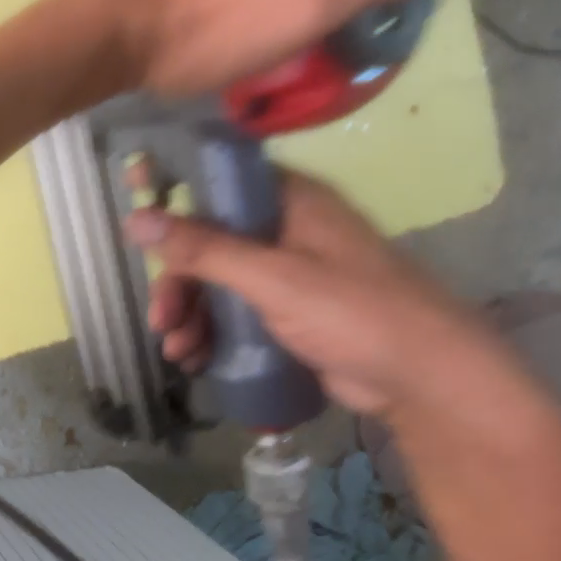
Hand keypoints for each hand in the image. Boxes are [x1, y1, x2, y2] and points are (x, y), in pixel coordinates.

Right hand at [125, 171, 506, 416]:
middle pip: (208, 242)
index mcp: (291, 203)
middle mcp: (287, 231)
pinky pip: (235, 312)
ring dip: (190, 315)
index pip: (221, 180)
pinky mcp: (290, 313)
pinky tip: (197, 359)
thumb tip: (134, 219)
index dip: (175, 188)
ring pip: (217, 282)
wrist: (425, 380)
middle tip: (162, 320)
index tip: (137, 206)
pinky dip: (211, 332)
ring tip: (180, 353)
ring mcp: (288, 274)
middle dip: (178, 283)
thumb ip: (202, 249)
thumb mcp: (271, 278)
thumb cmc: (354, 312)